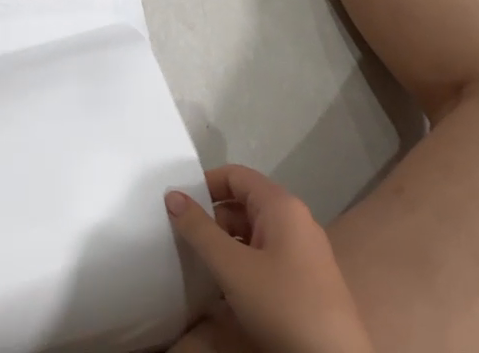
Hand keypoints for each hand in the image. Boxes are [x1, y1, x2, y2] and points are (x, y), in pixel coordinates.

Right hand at [165, 167, 372, 352]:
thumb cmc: (283, 304)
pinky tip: (226, 287)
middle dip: (212, 218)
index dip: (204, 184)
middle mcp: (296, 222)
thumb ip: (199, 228)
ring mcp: (304, 252)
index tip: (178, 206)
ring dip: (225, 243)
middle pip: (244, 204)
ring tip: (200, 264)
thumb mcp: (232, 266)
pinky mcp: (306, 280)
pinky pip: (265, 257)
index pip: (235, 175)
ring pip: (253, 233)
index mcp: (282, 207)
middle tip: (184, 239)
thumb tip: (172, 195)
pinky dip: (242, 263)